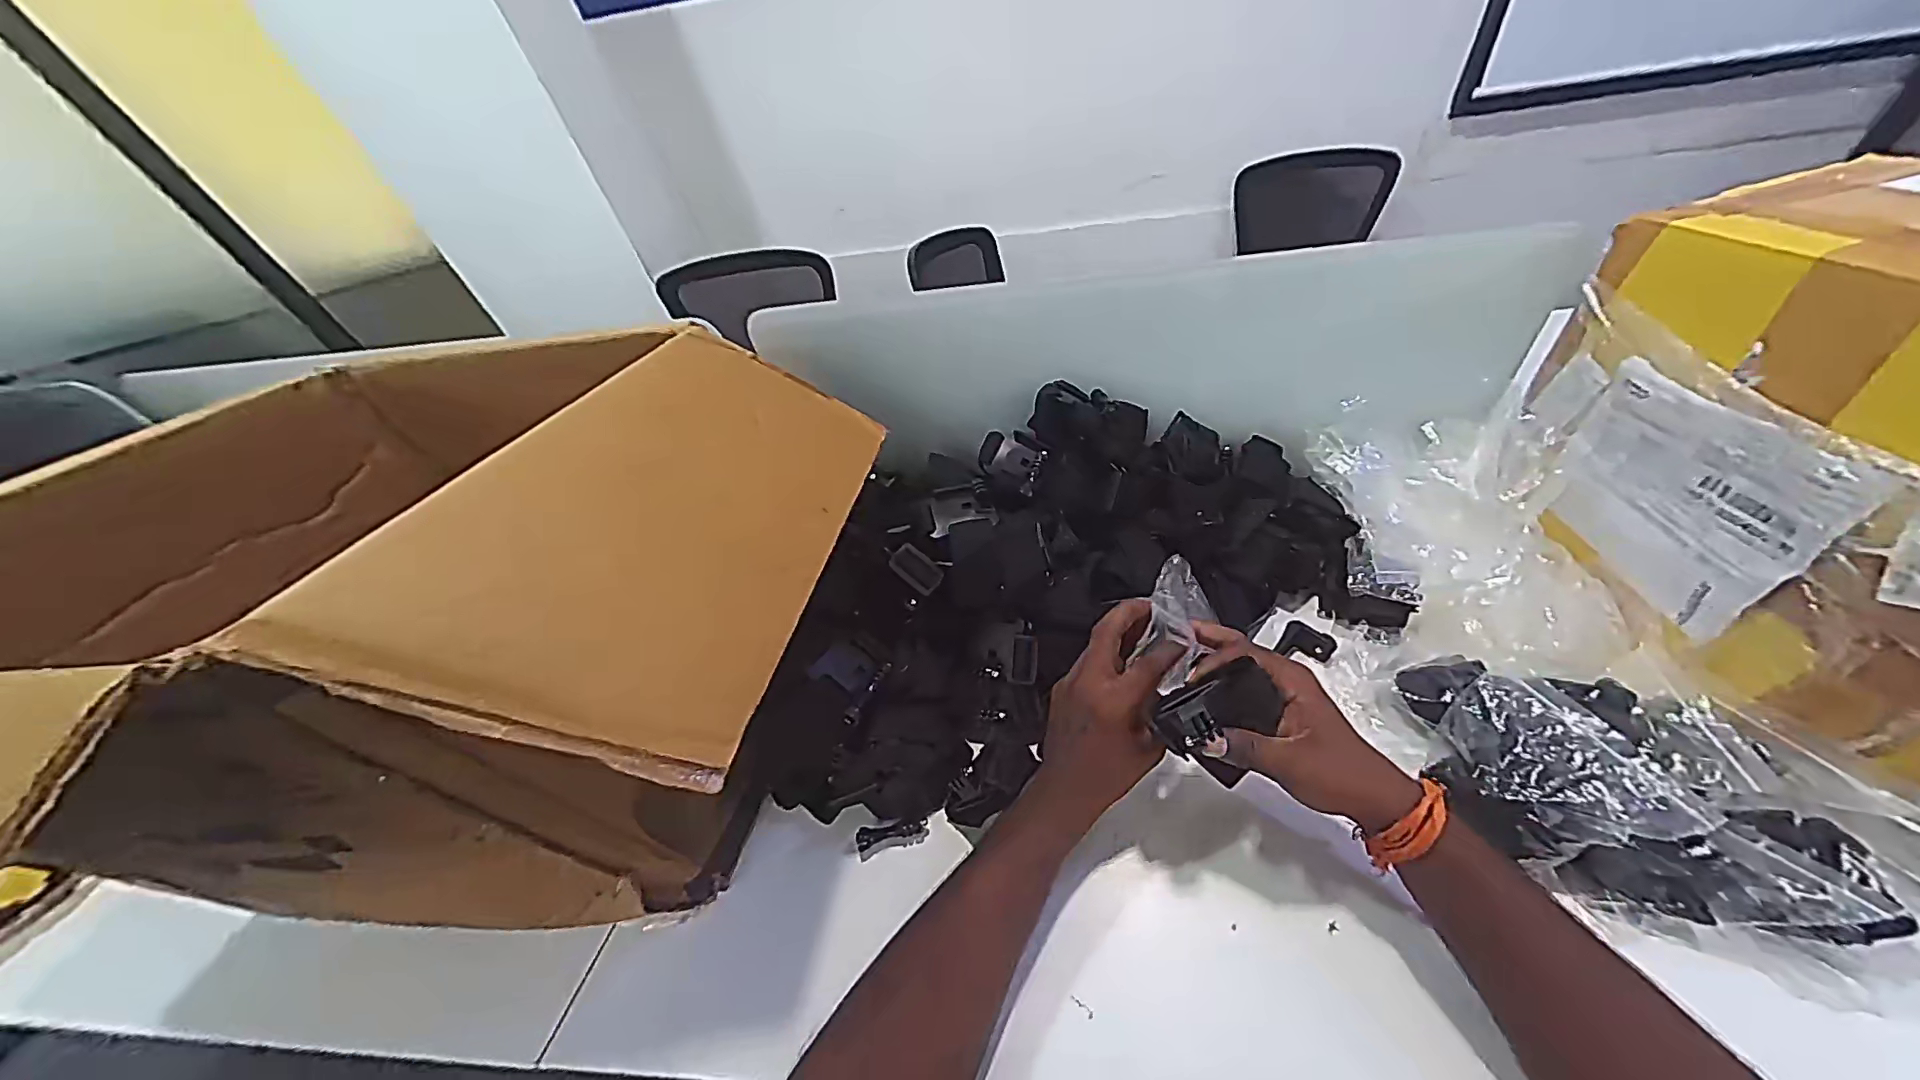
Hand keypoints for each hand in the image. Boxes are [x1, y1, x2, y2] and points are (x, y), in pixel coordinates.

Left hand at [1026, 599, 1183, 829]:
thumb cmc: (1102, 776)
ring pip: (1094, 643)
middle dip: (1130, 612)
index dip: (1169, 647)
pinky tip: (1119, 658)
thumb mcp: (1147, 745)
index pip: (1148, 661)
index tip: (1181, 640)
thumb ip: (1159, 710)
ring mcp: (1071, 683)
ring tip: (1139, 626)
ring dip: (1117, 631)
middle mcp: (1088, 684)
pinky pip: (1086, 660)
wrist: (1065, 788)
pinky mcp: (1062, 688)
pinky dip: (1105, 653)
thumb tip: (1165, 686)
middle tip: (1149, 606)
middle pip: (1107, 631)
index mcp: (1114, 700)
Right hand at [1190, 622, 1422, 832]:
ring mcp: (1287, 697)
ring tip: (1187, 662)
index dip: (1214, 659)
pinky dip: (1226, 686)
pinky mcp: (1282, 715)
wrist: (1373, 799)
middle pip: (1244, 650)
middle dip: (1213, 641)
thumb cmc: (1345, 774)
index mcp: (1294, 681)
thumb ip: (1242, 747)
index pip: (1245, 652)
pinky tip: (1209, 697)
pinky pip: (1247, 691)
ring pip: (1245, 670)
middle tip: (1182, 634)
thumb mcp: (1287, 761)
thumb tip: (1205, 736)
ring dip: (1218, 663)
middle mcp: (1290, 682)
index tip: (1191, 676)